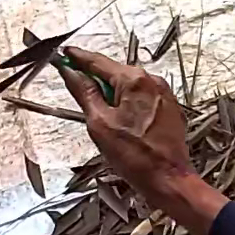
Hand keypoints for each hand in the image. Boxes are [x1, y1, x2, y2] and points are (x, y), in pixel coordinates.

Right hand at [56, 47, 227, 234]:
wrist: (168, 179)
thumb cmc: (136, 157)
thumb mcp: (99, 123)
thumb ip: (84, 93)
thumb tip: (71, 74)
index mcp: (134, 81)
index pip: (98, 62)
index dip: (78, 58)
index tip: (66, 54)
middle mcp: (152, 81)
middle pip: (115, 72)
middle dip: (95, 79)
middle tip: (76, 86)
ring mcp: (163, 93)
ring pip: (129, 85)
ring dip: (112, 94)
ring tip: (101, 117)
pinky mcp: (168, 107)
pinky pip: (142, 97)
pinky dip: (127, 102)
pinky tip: (120, 122)